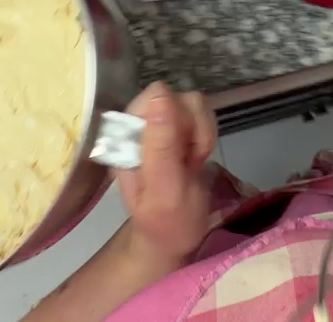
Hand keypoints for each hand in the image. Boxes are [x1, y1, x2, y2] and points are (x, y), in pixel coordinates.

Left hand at [114, 82, 218, 265]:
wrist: (174, 237)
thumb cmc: (166, 222)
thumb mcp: (164, 190)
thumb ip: (161, 144)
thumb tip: (160, 95)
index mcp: (125, 135)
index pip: (155, 97)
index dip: (175, 122)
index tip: (179, 153)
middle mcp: (139, 122)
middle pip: (177, 97)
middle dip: (192, 129)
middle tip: (188, 162)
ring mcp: (160, 121)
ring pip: (193, 102)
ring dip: (201, 133)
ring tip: (192, 161)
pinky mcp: (179, 124)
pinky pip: (202, 112)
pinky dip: (206, 134)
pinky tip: (197, 157)